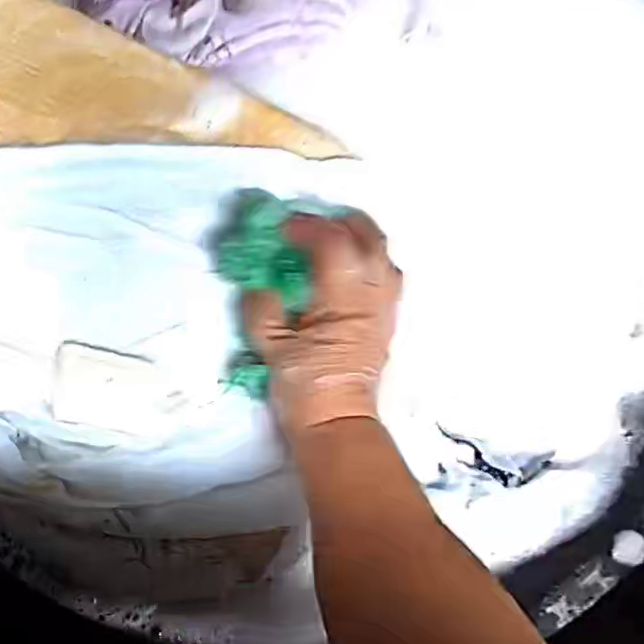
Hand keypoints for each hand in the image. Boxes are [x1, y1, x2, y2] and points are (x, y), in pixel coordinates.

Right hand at [242, 211, 401, 432]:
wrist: (336, 421)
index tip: (279, 228)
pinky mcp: (385, 319)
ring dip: (356, 238)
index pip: (331, 243)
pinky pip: (385, 273)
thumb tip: (258, 285)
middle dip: (337, 223)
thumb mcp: (271, 348)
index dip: (305, 228)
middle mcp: (374, 292)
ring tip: (327, 242)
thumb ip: (262, 309)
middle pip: (367, 236)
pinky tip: (344, 272)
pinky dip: (365, 260)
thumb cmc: (304, 386)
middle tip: (306, 226)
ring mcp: (385, 305)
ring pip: (382, 252)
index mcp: (344, 297)